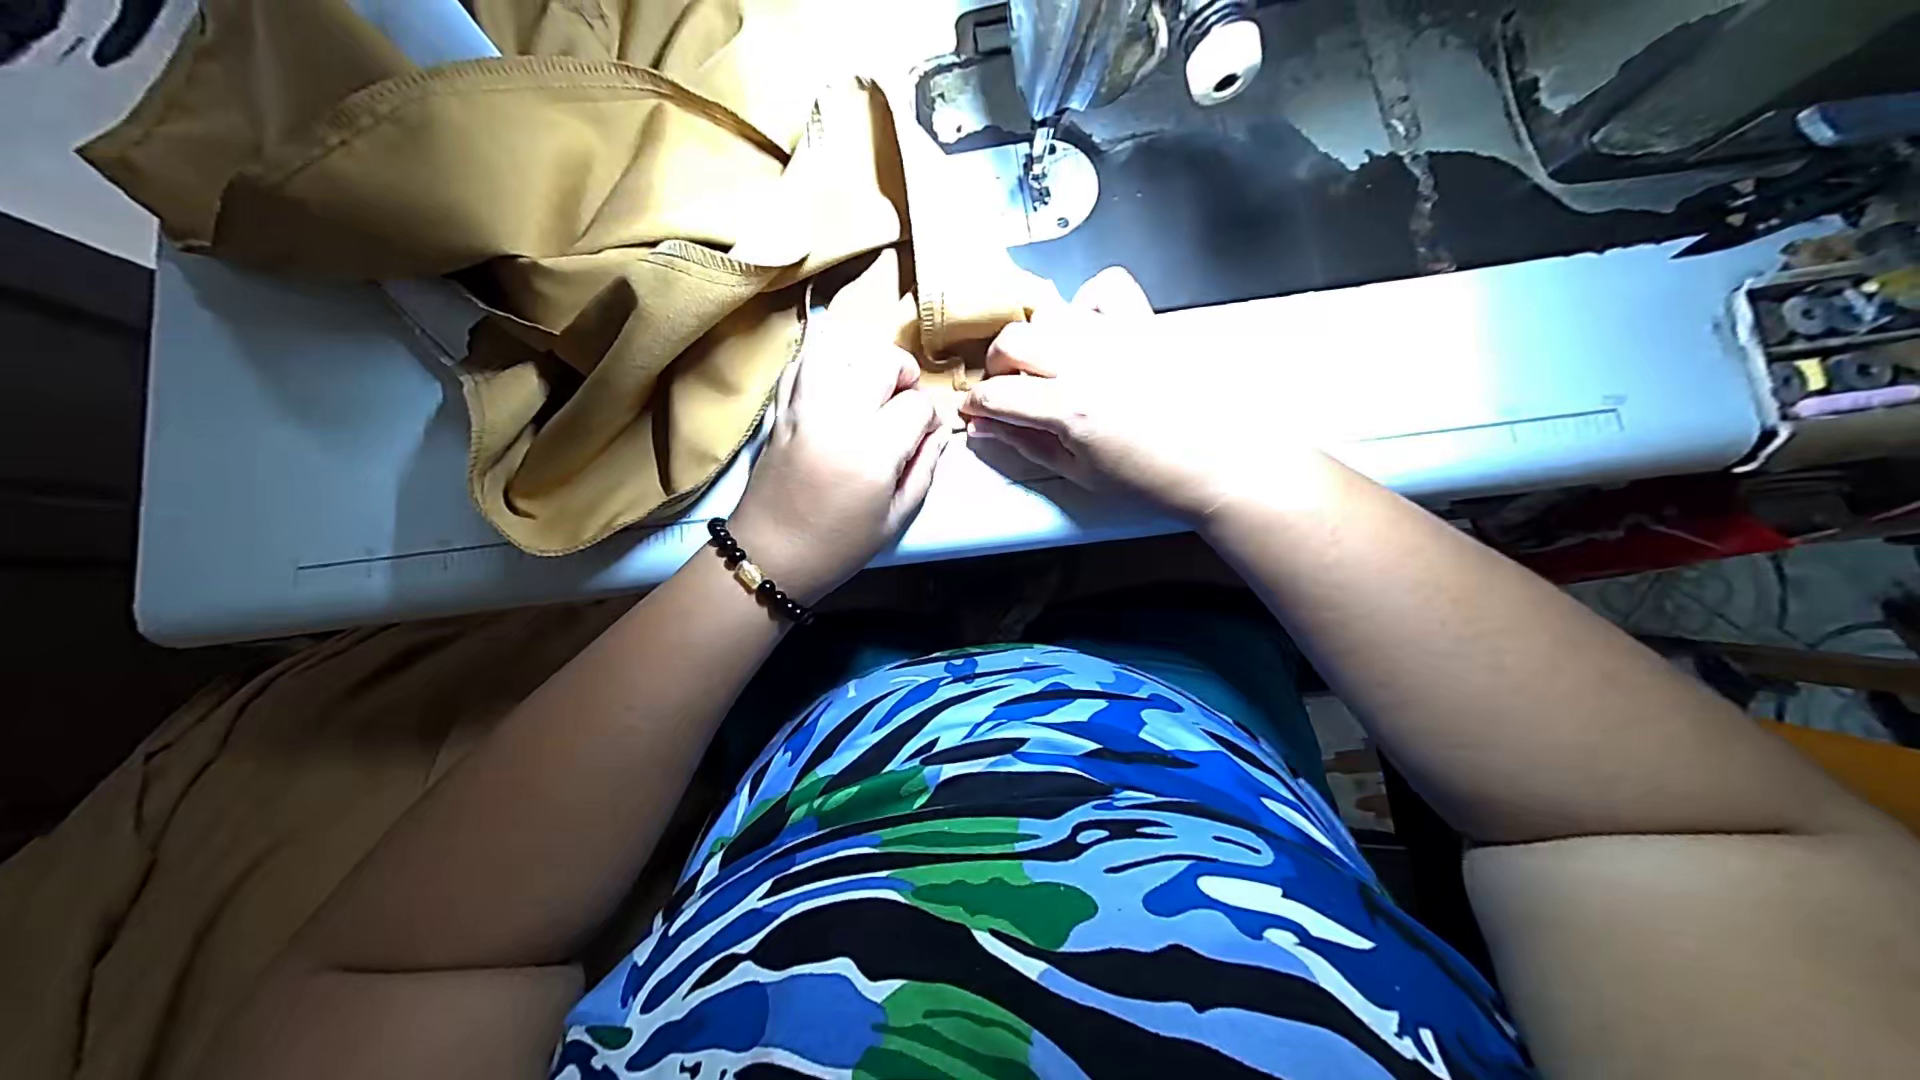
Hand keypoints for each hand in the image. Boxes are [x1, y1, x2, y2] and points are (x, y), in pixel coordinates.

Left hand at [727, 326, 950, 603]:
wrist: (770, 555)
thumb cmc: (838, 546)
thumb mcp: (895, 518)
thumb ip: (923, 470)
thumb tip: (938, 434)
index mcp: (873, 450)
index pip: (916, 404)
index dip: (929, 416)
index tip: (926, 435)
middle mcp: (838, 417)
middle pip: (880, 362)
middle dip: (902, 374)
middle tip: (902, 402)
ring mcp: (803, 407)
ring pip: (838, 349)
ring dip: (863, 360)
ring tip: (870, 384)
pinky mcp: (779, 409)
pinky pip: (801, 362)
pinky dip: (824, 361)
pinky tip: (837, 383)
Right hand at [959, 267, 1302, 521]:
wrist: (1218, 465)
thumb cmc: (1153, 478)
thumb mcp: (1079, 473)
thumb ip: (1026, 444)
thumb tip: (986, 428)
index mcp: (1071, 409)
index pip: (998, 394)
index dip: (975, 404)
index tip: (973, 410)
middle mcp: (1090, 364)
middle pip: (1013, 341)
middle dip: (996, 365)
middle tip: (1006, 388)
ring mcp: (1119, 338)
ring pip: (1050, 315)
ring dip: (1037, 340)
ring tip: (1048, 365)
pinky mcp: (1145, 325)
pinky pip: (1104, 289)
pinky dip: (1086, 303)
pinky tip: (1086, 330)